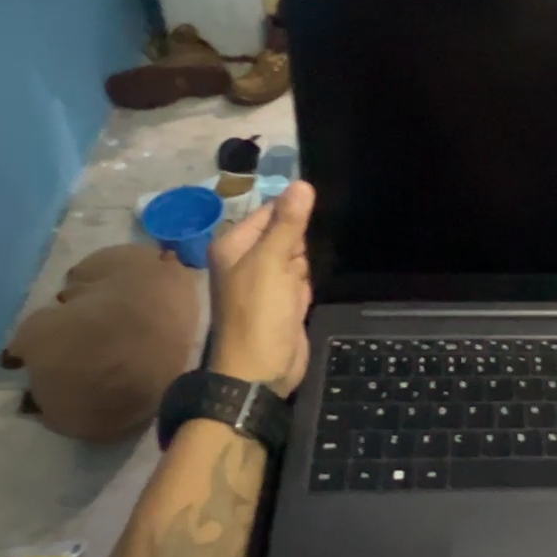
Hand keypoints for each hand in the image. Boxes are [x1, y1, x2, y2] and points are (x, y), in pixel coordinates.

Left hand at [206, 181, 315, 394]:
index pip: (271, 210)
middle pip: (286, 232)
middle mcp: (248, 259)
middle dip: (303, 241)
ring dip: (308, 264)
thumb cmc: (260, 314)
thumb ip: (288, 224)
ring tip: (308, 277)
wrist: (259, 373)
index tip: (321, 210)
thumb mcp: (272, 263)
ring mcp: (267, 281)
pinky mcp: (284, 300)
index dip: (295, 211)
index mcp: (235, 244)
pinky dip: (308, 283)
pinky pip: (302, 278)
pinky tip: (307, 294)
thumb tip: (302, 183)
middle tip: (311, 252)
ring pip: (298, 256)